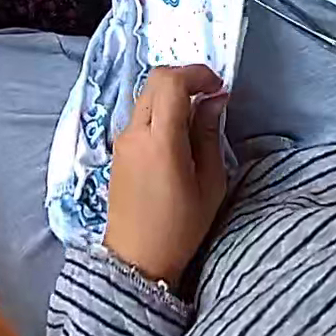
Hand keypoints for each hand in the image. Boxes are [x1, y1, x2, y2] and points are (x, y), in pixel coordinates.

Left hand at [104, 65, 230, 284]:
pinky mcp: (118, 149)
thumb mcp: (209, 183)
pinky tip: (177, 130)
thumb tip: (214, 99)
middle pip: (155, 80)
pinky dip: (160, 107)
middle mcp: (135, 133)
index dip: (197, 74)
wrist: (136, 261)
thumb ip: (209, 134)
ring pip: (146, 94)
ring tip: (195, 114)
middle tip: (209, 94)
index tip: (217, 87)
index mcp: (160, 140)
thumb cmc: (180, 227)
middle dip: (185, 78)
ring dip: (172, 92)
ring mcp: (122, 140)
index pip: (171, 82)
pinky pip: (140, 113)